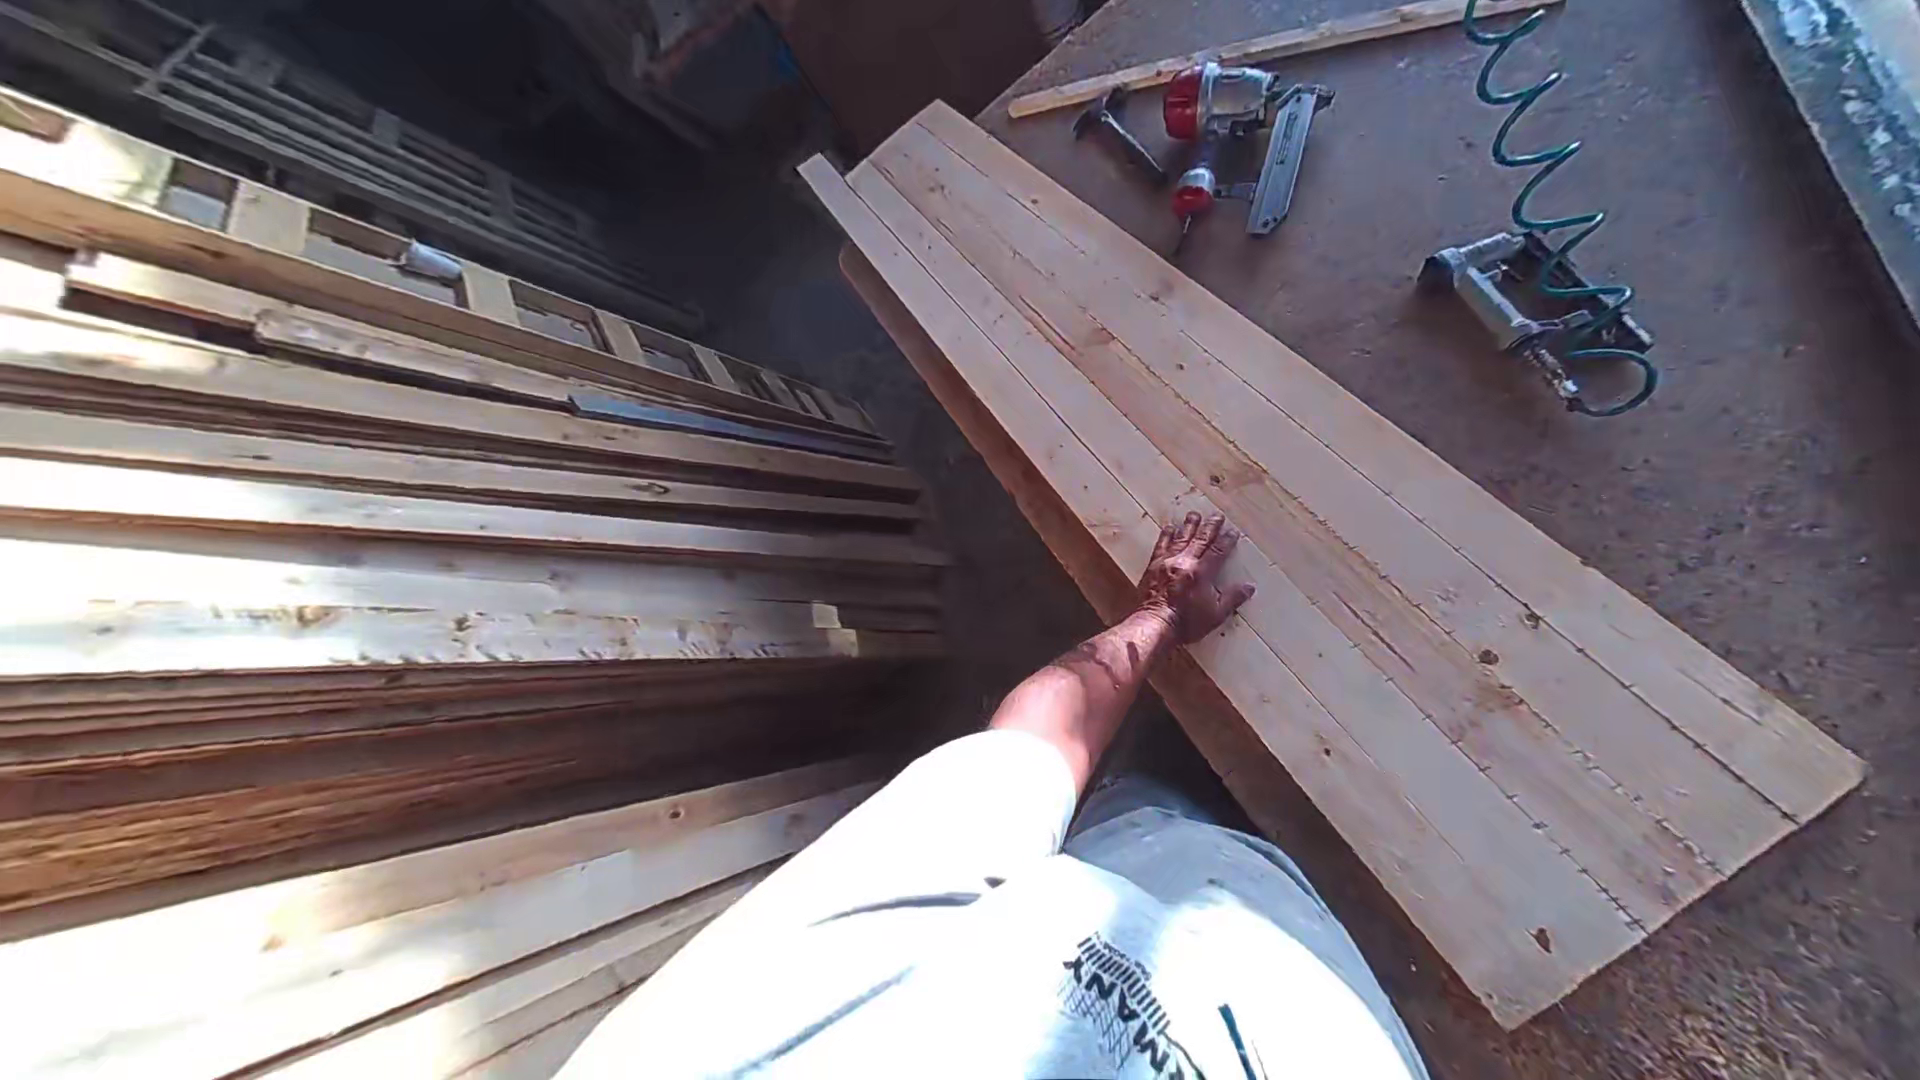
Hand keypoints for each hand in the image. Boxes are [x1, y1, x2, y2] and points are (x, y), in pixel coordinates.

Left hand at [1135, 512, 1255, 644]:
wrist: (1155, 624)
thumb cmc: (1187, 623)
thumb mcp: (1216, 615)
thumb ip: (1232, 599)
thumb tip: (1249, 587)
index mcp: (1202, 573)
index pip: (1218, 551)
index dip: (1227, 540)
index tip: (1232, 531)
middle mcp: (1185, 562)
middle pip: (1200, 539)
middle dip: (1210, 526)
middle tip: (1217, 515)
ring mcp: (1167, 562)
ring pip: (1181, 538)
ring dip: (1189, 526)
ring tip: (1194, 514)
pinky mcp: (1153, 566)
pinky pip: (1161, 546)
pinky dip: (1166, 536)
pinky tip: (1169, 528)